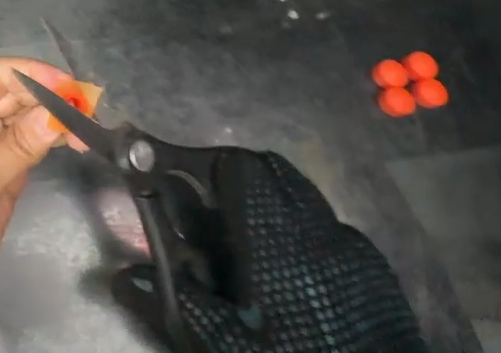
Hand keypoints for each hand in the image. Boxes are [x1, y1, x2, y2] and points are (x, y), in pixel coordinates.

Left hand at [0, 57, 72, 319]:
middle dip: (49, 98)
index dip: (33, 74)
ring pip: (24, 120)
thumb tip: (59, 114)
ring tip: (86, 125)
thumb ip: (21, 144)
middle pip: (13, 95)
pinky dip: (49, 142)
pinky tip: (72, 140)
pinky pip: (27, 146)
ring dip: (53, 120)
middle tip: (89, 108)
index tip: (70, 86)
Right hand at [110, 150, 426, 352]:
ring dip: (274, 201)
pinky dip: (306, 231)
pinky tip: (297, 273)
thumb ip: (177, 301)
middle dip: (240, 178)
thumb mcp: (226, 344)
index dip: (209, 167)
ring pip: (305, 195)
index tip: (187, 188)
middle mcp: (313, 227)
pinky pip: (333, 228)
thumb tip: (123, 278)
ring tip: (254, 242)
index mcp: (272, 236)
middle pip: (273, 169)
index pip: (239, 166)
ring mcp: (352, 247)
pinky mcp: (378, 272)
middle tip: (216, 214)